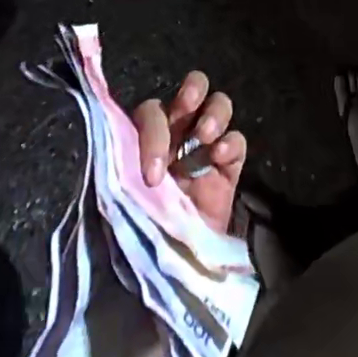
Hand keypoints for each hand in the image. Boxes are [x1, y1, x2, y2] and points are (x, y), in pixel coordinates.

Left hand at [131, 71, 246, 232]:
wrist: (170, 267)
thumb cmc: (140, 229)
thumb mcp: (125, 200)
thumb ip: (123, 175)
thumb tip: (119, 163)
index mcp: (147, 135)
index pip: (151, 113)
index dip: (152, 134)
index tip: (152, 174)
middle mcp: (179, 132)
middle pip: (192, 88)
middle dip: (192, 90)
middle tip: (188, 106)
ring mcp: (207, 147)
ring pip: (218, 105)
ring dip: (214, 113)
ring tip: (206, 135)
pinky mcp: (229, 168)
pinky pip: (238, 142)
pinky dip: (231, 144)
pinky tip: (220, 158)